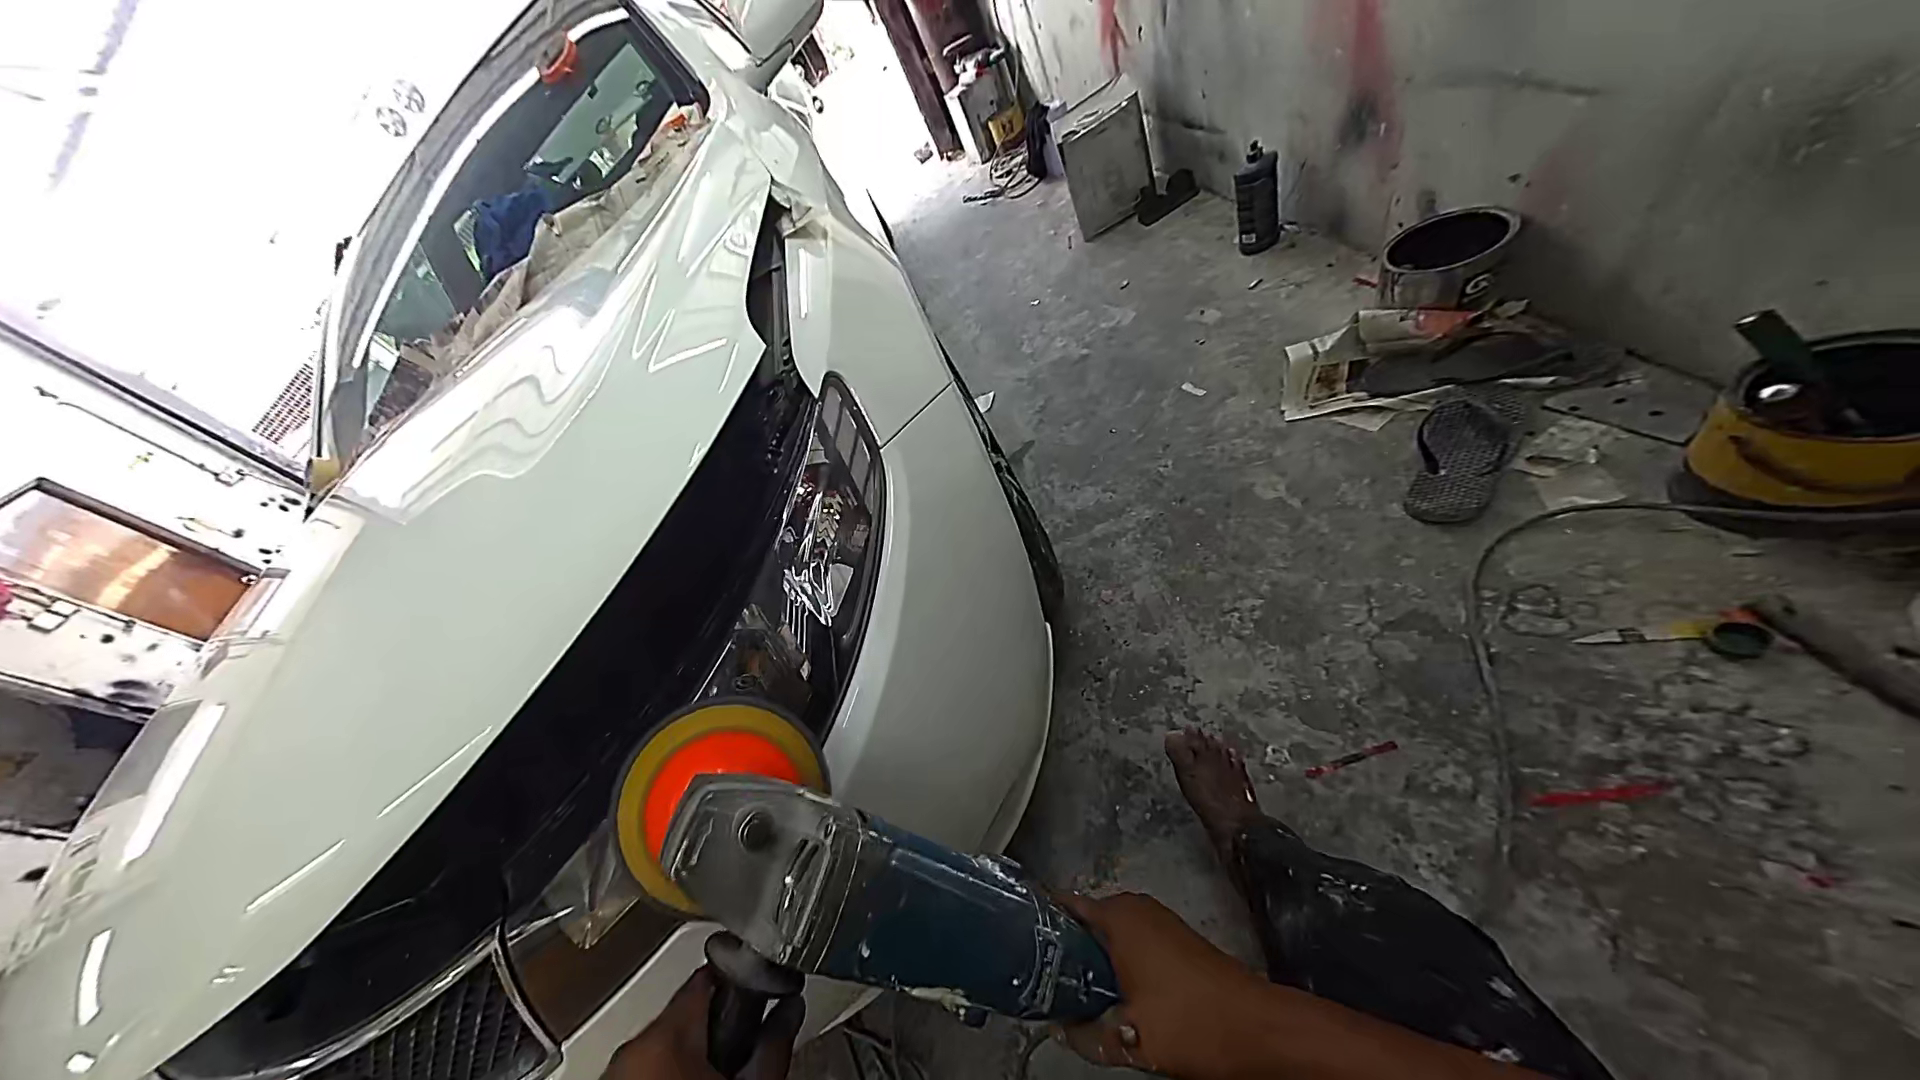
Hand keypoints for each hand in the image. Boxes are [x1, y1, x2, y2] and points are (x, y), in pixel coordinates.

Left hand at [601, 966, 804, 1079]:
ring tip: (719, 1078)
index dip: (742, 977)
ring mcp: (614, 1078)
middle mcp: (631, 1052)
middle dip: (718, 1025)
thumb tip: (790, 1010)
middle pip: (687, 1012)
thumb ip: (772, 1046)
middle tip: (744, 1048)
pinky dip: (670, 1077)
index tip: (763, 989)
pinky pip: (645, 1073)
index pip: (709, 974)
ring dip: (694, 1054)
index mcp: (666, 1036)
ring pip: (665, 1046)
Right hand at [1056, 892, 1269, 1076]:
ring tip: (1077, 989)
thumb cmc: (1190, 1023)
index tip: (1021, 942)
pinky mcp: (1175, 936)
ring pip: (1110, 932)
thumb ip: (1087, 1033)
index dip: (1041, 920)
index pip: (1065, 903)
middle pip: (1086, 919)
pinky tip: (1115, 992)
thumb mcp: (1130, 1038)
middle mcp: (1135, 906)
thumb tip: (1060, 1027)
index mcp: (1118, 916)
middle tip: (1047, 978)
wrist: (1258, 1029)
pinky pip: (1132, 939)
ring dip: (1094, 956)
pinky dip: (1118, 959)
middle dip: (1068, 946)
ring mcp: (1158, 919)